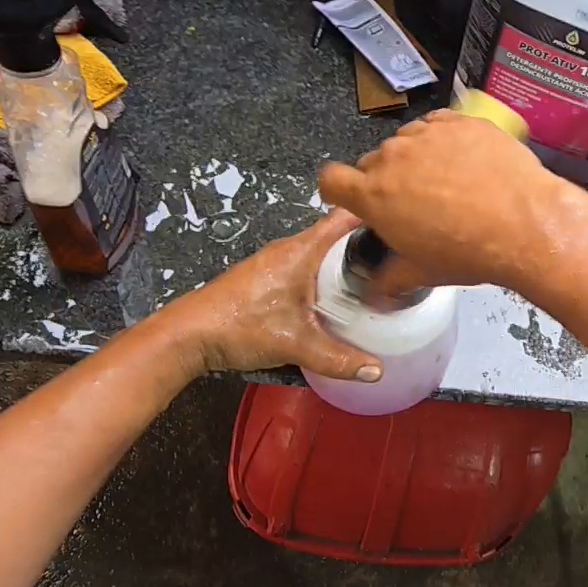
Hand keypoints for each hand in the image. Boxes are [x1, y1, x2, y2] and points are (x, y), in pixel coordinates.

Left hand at [161, 209, 380, 379]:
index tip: (400, 230)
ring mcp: (276, 260)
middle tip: (395, 263)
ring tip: (373, 280)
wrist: (187, 336)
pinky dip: (326, 273)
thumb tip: (377, 370)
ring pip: (321, 250)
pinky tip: (336, 297)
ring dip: (344, 261)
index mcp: (303, 250)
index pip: (345, 216)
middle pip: (337, 233)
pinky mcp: (267, 275)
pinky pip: (307, 264)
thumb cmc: (242, 327)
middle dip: (366, 244)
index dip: (374, 216)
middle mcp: (290, 247)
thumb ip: (339, 358)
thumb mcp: (297, 345)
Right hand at [318, 109, 587, 293]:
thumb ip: (390, 278)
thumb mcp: (424, 272)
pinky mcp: (461, 122)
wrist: (525, 223)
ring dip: (420, 157)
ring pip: (409, 141)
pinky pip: (441, 125)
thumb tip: (377, 291)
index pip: (331, 180)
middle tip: (418, 202)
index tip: (354, 196)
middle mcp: (394, 158)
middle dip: (389, 179)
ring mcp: (428, 135)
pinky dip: (447, 140)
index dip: (340, 189)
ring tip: (451, 183)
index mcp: (374, 195)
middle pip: (375, 162)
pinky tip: (467, 163)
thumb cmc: (473, 248)